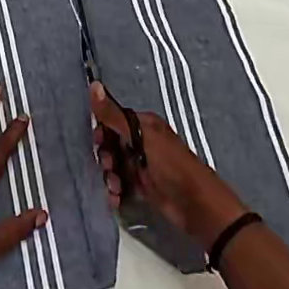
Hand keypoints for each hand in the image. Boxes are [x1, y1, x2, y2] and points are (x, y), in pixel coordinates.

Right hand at [90, 82, 246, 247]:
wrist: (195, 203)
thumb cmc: (170, 164)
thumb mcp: (140, 137)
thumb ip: (114, 115)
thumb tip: (93, 84)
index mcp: (144, 124)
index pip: (114, 121)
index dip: (103, 132)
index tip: (98, 142)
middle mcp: (143, 141)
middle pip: (112, 145)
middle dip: (106, 158)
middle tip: (110, 167)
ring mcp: (143, 164)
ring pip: (115, 167)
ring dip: (110, 177)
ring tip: (117, 188)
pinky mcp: (143, 186)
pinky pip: (122, 184)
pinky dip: (117, 191)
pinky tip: (117, 199)